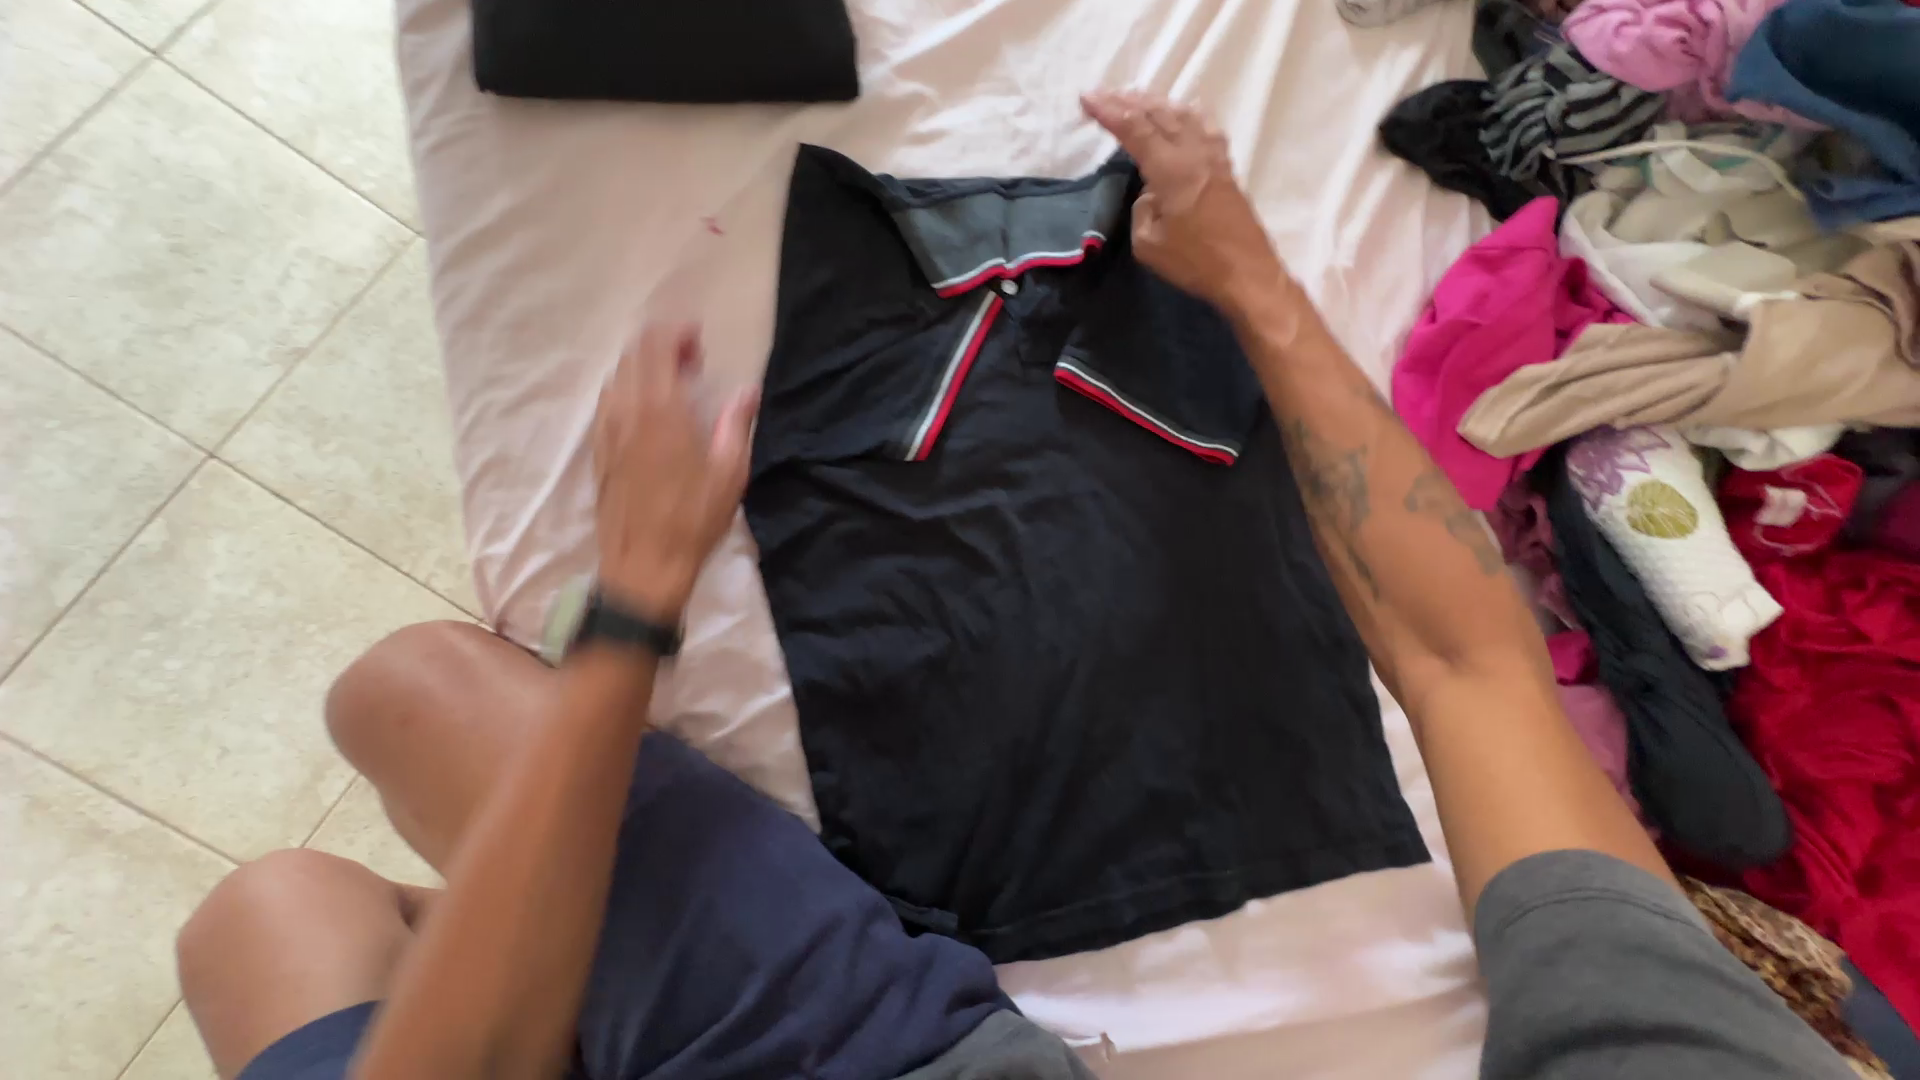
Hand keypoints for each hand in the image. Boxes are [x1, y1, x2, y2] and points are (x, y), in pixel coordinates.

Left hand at [590, 323, 757, 623]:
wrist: (644, 566)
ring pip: (617, 378)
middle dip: (661, 346)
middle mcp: (628, 413)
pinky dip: (627, 392)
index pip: (656, 348)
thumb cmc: (694, 521)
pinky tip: (648, 413)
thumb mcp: (730, 473)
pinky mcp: (599, 453)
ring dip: (643, 369)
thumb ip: (735, 424)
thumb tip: (747, 391)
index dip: (675, 333)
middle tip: (693, 362)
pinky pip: (608, 405)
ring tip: (673, 385)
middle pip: (633, 356)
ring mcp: (608, 432)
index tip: (698, 339)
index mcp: (663, 412)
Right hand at [1081, 91, 1291, 319]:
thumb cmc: (1194, 262)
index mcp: (1171, 170)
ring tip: (1134, 99)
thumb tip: (1150, 192)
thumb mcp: (1149, 244)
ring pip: (1182, 114)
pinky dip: (1185, 113)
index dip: (1109, 112)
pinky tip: (1180, 112)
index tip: (1087, 100)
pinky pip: (1203, 125)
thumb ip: (1142, 209)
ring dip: (1155, 103)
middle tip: (1103, 94)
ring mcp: (1213, 156)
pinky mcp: (1224, 166)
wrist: (1245, 272)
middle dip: (1127, 101)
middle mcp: (1193, 153)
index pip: (1135, 129)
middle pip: (1157, 113)